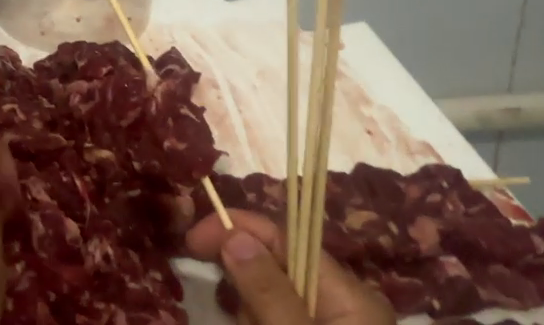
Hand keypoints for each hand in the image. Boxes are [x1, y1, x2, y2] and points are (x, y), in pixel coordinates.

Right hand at [185, 211, 395, 324]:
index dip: (236, 228)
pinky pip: (279, 317)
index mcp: (351, 296)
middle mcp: (347, 305)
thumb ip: (268, 293)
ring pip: (273, 295)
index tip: (192, 241)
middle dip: (243, 280)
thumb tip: (233, 234)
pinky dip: (258, 321)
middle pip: (277, 263)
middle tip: (226, 308)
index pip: (285, 236)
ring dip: (250, 311)